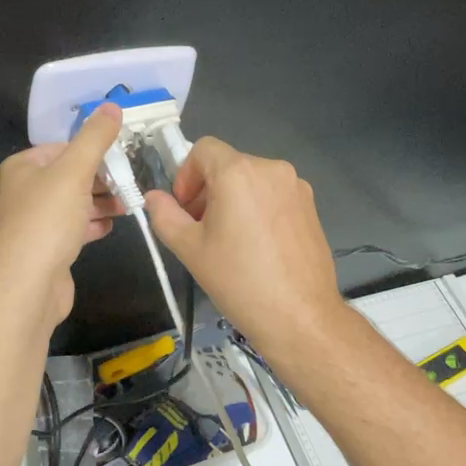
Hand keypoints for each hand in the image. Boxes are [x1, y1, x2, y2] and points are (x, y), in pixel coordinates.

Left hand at [0, 104, 124, 328]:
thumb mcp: (74, 171)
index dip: (93, 150)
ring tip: (129, 204)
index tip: (125, 155)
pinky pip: (71, 230)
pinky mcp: (44, 251)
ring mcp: (31, 224)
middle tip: (132, 181)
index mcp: (21, 167)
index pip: (62, 148)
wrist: (26, 288)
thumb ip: (95, 138)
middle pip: (68, 176)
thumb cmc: (46, 222)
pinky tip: (111, 227)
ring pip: (72, 204)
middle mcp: (21, 192)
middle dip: (100, 178)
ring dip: (100, 202)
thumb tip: (113, 106)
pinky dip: (91, 226)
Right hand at [144, 137, 347, 349]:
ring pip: (252, 181)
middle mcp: (271, 169)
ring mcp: (296, 187)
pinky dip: (258, 210)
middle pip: (228, 165)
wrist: (300, 316)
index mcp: (238, 172)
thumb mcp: (189, 249)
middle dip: (208, 191)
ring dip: (233, 200)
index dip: (186, 175)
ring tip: (229, 242)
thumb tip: (154, 198)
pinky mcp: (311, 207)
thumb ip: (165, 216)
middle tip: (201, 230)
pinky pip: (274, 196)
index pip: (203, 149)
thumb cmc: (239, 281)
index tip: (185, 209)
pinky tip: (257, 248)